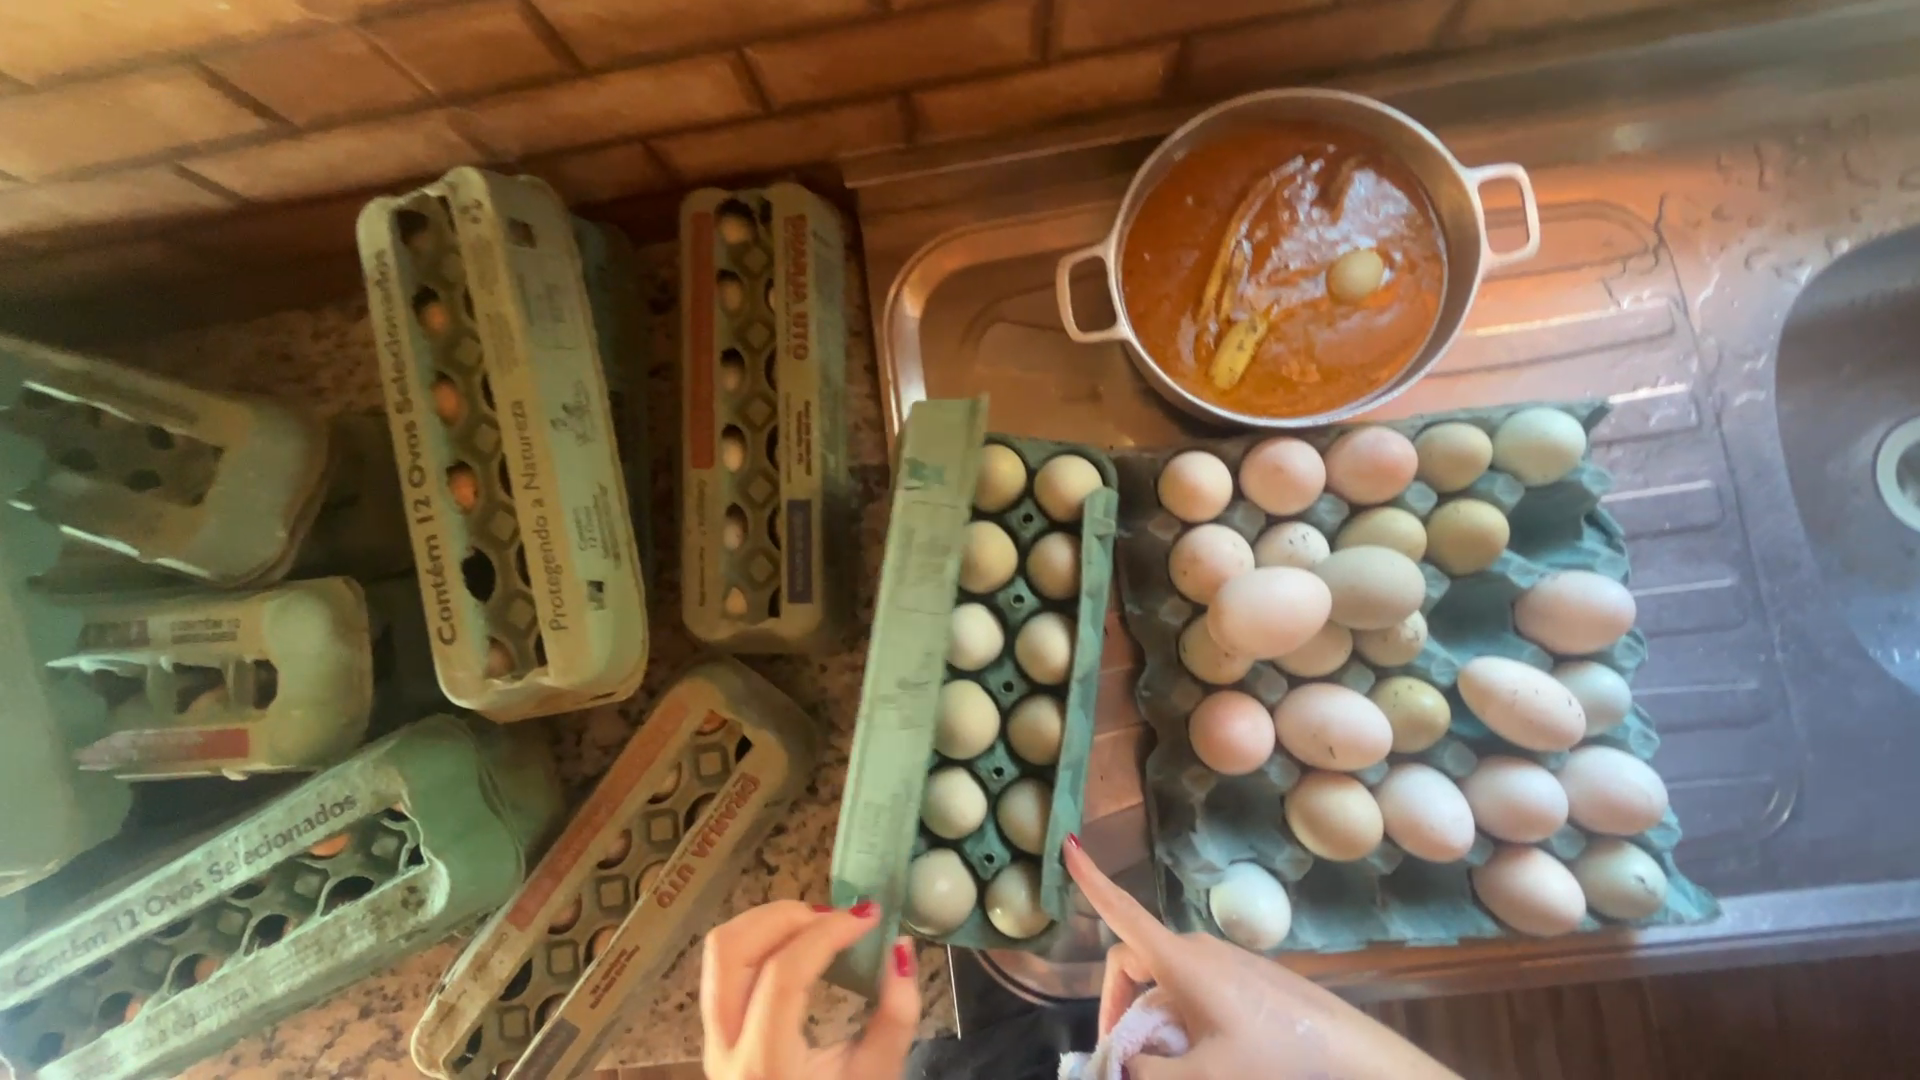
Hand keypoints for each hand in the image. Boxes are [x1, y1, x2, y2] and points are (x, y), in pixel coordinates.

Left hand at [699, 900, 919, 1079]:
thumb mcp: (877, 1078)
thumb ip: (897, 1016)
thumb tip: (900, 947)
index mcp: (765, 1065)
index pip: (784, 975)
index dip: (828, 933)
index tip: (870, 916)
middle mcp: (724, 1048)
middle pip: (731, 951)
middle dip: (786, 916)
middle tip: (835, 917)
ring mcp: (712, 1039)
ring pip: (721, 950)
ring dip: (770, 921)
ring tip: (818, 925)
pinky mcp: (716, 1030)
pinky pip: (726, 965)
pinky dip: (763, 937)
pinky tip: (801, 945)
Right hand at [1065, 838, 1457, 1079]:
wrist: (1360, 1064)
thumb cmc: (1275, 1064)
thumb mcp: (1203, 1079)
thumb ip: (1148, 1074)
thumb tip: (1125, 1066)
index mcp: (1179, 962)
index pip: (1121, 912)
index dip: (1090, 881)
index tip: (1066, 845)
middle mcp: (1197, 950)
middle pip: (1136, 964)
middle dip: (1118, 1008)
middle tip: (1124, 1063)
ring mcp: (1227, 963)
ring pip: (1167, 983)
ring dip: (1153, 1022)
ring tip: (1174, 1070)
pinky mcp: (1250, 980)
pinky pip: (1197, 991)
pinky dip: (1183, 1022)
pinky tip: (1210, 1061)